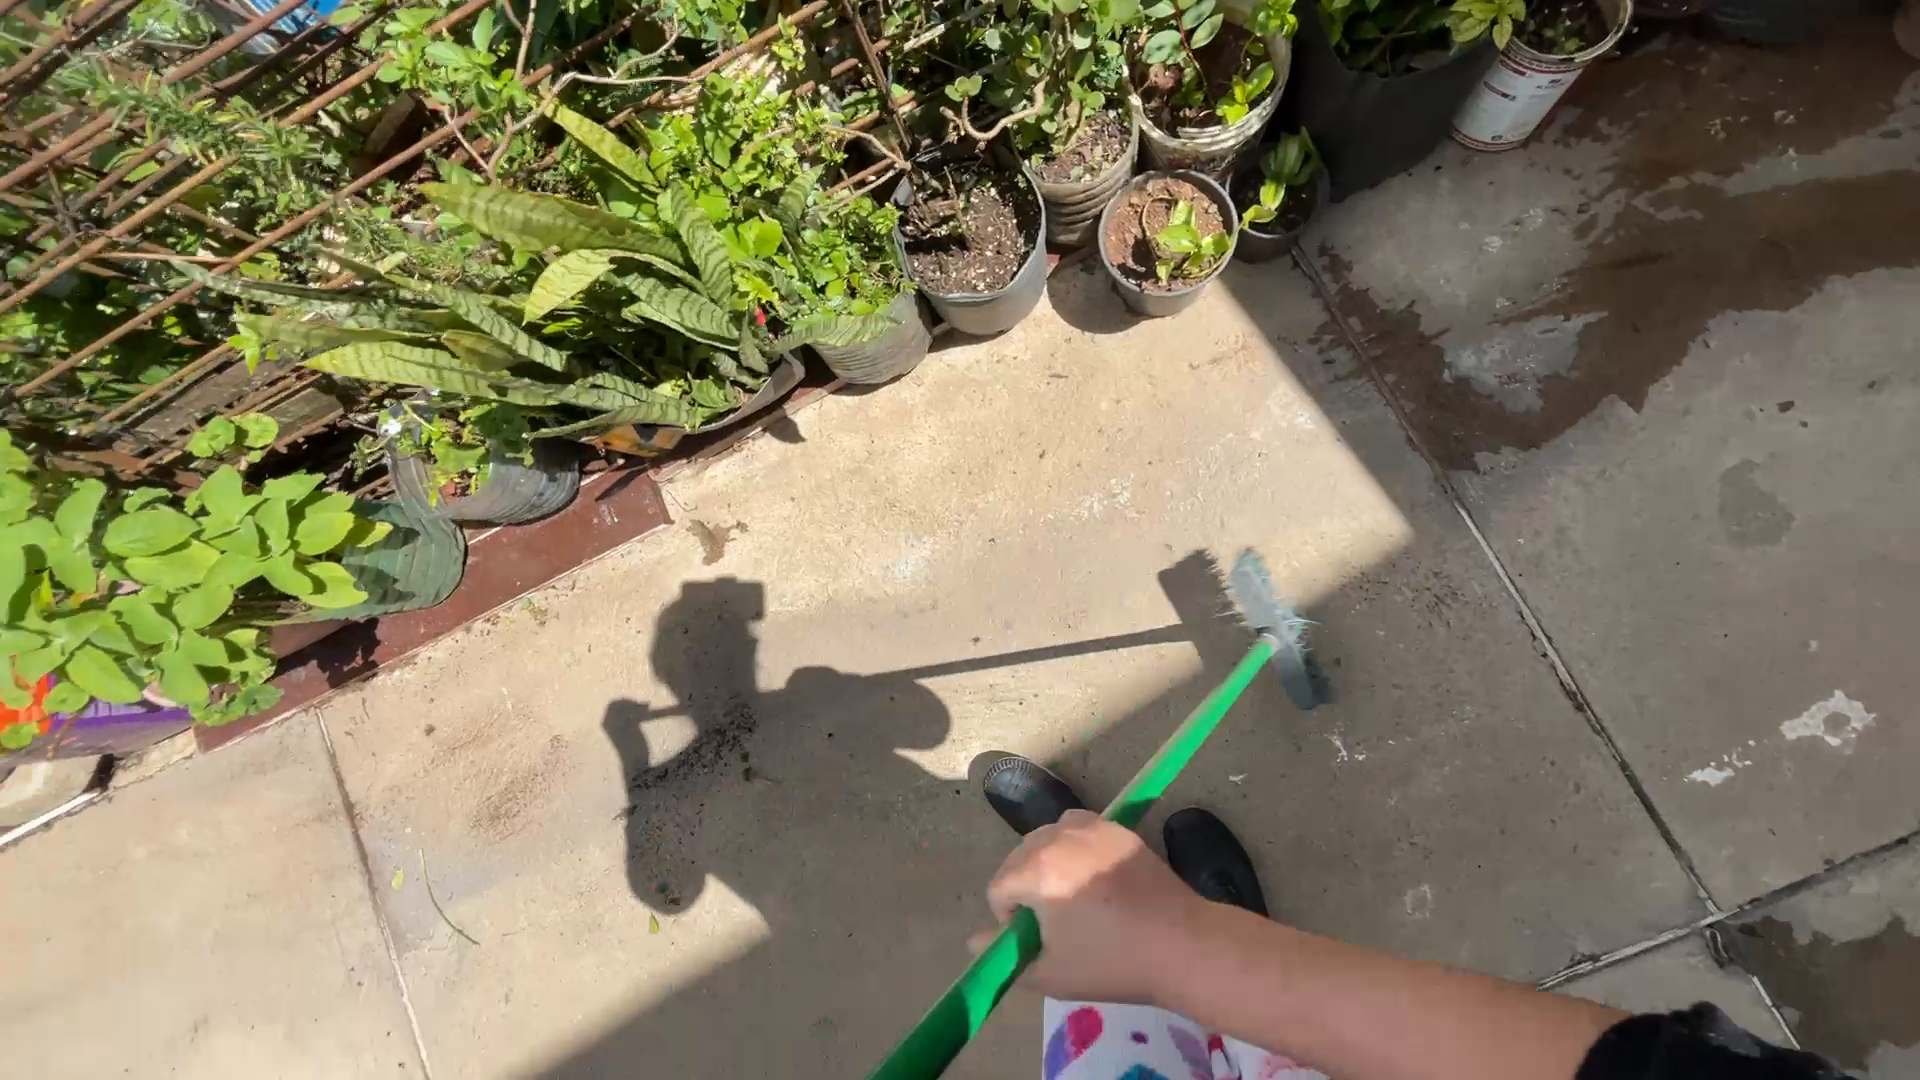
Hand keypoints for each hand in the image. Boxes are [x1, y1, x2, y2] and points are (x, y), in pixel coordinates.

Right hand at [969, 810, 1208, 1003]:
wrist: (1181, 942)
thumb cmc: (1112, 962)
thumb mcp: (1051, 972)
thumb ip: (1006, 956)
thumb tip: (972, 943)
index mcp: (1037, 869)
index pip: (999, 887)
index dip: (1010, 919)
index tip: (1037, 939)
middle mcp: (1057, 836)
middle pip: (1019, 859)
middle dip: (1025, 888)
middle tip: (1056, 922)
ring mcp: (1088, 826)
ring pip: (1045, 839)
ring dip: (1046, 863)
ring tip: (1073, 896)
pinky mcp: (1114, 827)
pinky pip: (1075, 827)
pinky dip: (1072, 845)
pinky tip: (1093, 875)